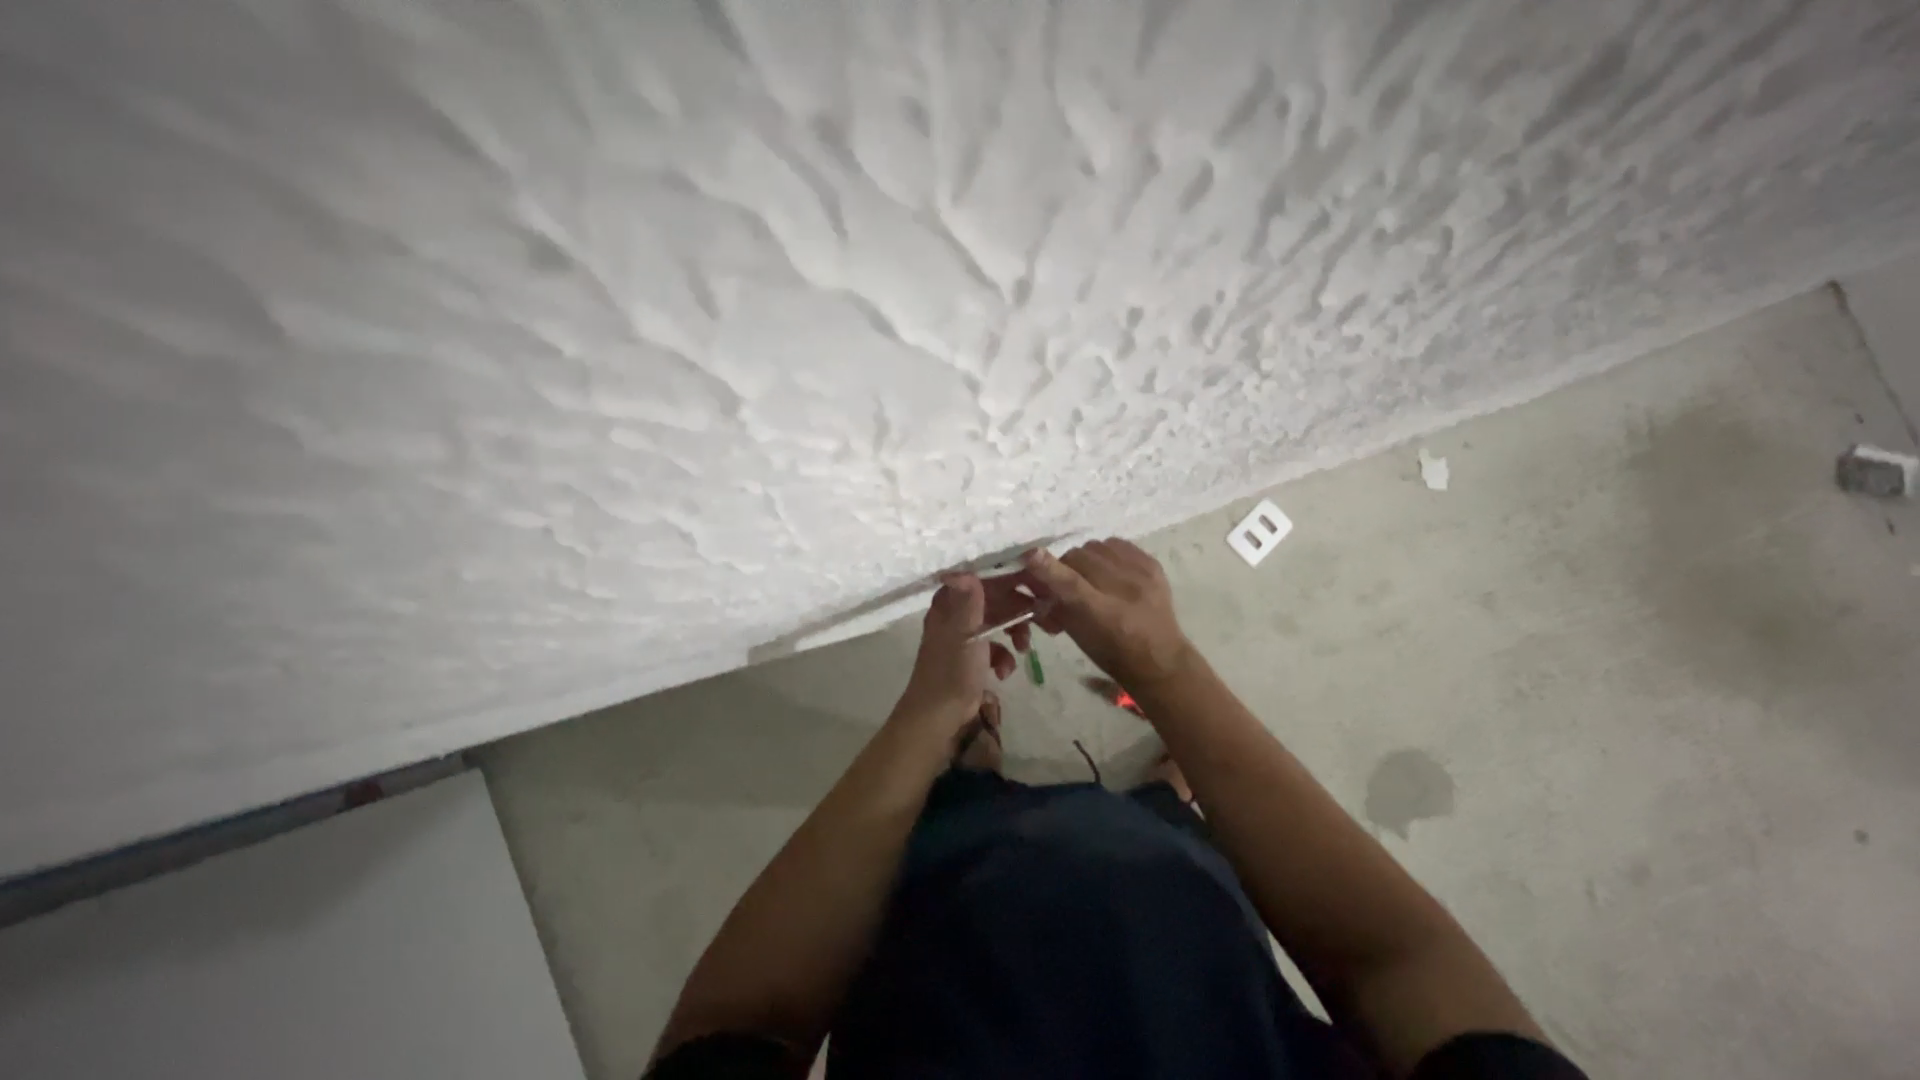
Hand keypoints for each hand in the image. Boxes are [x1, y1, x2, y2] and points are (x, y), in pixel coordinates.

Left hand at [891, 573, 1031, 728]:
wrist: (940, 717)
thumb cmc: (951, 672)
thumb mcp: (964, 633)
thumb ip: (968, 601)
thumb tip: (964, 570)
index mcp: (949, 605)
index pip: (980, 578)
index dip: (1005, 578)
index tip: (1032, 580)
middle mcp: (955, 615)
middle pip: (993, 600)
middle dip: (1017, 609)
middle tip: (1042, 616)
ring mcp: (963, 637)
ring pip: (997, 623)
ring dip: (1014, 633)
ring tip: (1024, 647)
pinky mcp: (972, 658)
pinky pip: (994, 648)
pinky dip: (1004, 657)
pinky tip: (1004, 672)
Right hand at [1020, 539, 1193, 687]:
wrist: (1159, 658)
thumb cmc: (1111, 653)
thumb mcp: (1077, 635)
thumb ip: (1055, 604)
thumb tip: (1033, 576)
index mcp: (1102, 614)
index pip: (1071, 583)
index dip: (1048, 568)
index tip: (1029, 554)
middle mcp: (1124, 590)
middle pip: (1079, 557)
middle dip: (1065, 566)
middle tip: (1067, 581)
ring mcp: (1141, 574)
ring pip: (1096, 546)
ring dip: (1086, 558)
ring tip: (1091, 575)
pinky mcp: (1153, 564)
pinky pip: (1117, 544)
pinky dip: (1107, 553)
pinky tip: (1111, 569)